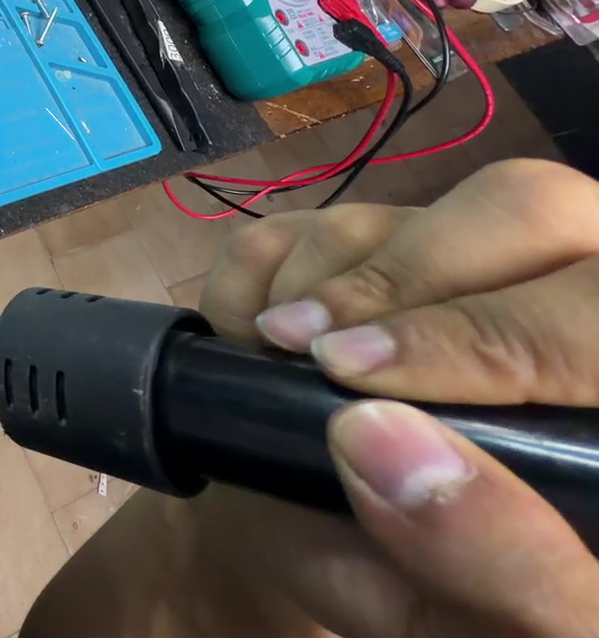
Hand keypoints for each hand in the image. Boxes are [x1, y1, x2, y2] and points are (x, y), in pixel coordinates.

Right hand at [185, 159, 598, 636]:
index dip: (494, 333)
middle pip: (526, 208)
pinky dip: (243, 280)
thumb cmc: (430, 603)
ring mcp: (445, 273)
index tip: (352, 375)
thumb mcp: (482, 631)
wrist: (311, 542)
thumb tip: (383, 439)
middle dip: (394, 278)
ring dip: (306, 285)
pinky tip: (248, 343)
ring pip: (393, 210)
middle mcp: (562, 313)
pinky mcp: (342, 255)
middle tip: (305, 351)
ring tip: (271, 362)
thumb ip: (501, 571)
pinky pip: (282, 228)